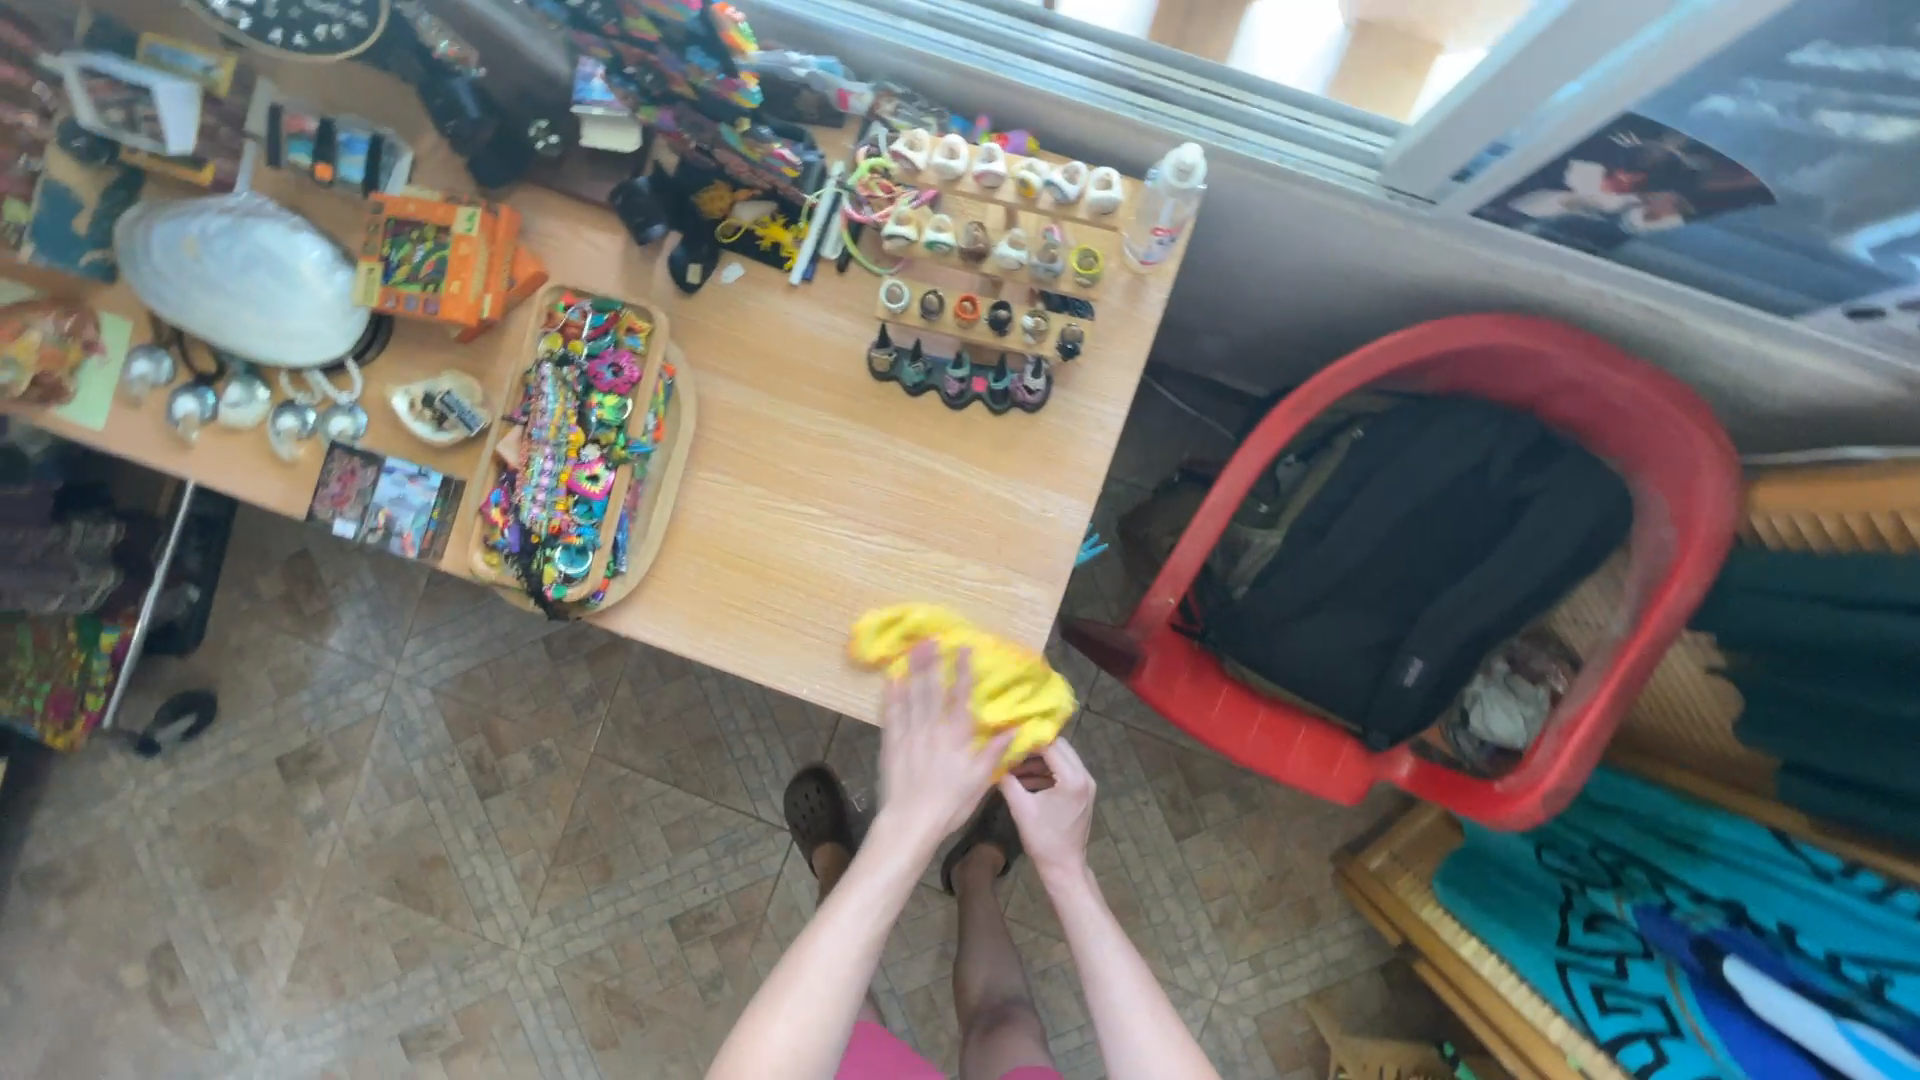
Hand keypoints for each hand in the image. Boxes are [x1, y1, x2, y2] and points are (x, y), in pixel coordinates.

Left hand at [876, 641, 1014, 848]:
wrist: (911, 822)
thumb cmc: (950, 804)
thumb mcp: (979, 781)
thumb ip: (994, 752)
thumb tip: (1015, 729)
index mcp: (956, 736)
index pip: (960, 696)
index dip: (962, 670)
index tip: (963, 648)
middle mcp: (932, 728)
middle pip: (932, 688)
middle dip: (933, 661)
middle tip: (932, 638)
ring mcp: (909, 734)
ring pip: (911, 695)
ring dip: (914, 670)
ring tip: (914, 649)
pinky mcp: (891, 744)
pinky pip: (891, 713)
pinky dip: (892, 694)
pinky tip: (892, 678)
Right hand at [999, 737, 1094, 880]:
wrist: (1064, 866)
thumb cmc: (1043, 839)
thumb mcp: (1021, 808)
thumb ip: (1008, 780)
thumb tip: (995, 761)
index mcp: (1072, 779)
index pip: (1050, 746)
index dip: (1028, 741)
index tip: (1009, 741)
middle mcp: (1084, 776)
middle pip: (1059, 747)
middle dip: (1034, 747)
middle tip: (1012, 751)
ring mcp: (1086, 784)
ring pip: (1062, 758)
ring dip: (1039, 760)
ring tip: (1015, 766)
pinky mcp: (1083, 792)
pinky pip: (1064, 771)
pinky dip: (1047, 771)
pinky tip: (1025, 778)